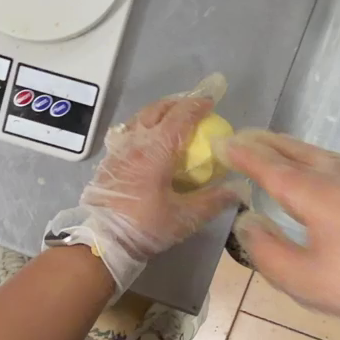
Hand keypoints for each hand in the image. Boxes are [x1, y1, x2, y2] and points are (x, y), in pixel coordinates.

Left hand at [44, 90, 242, 293]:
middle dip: (179, 102)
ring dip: (159, 112)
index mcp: (156, 149)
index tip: (213, 97)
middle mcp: (135, 142)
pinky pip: (127, 132)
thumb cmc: (144, 227)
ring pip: (139, 118)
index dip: (199, 103)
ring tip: (173, 117)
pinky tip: (147, 138)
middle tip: (195, 105)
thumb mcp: (184, 218)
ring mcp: (118, 150)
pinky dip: (142, 126)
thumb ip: (213, 201)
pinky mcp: (108, 161)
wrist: (101, 242)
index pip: (181, 116)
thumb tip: (238, 189)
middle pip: (158, 109)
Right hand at [221, 130, 339, 339]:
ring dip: (293, 148)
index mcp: (314, 194)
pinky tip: (320, 168)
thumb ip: (265, 248)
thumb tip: (246, 221)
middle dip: (268, 143)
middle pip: (297, 152)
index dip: (245, 155)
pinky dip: (318, 159)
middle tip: (244, 137)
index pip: (270, 167)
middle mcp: (339, 179)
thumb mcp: (298, 277)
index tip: (223, 144)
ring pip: (322, 155)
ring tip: (275, 147)